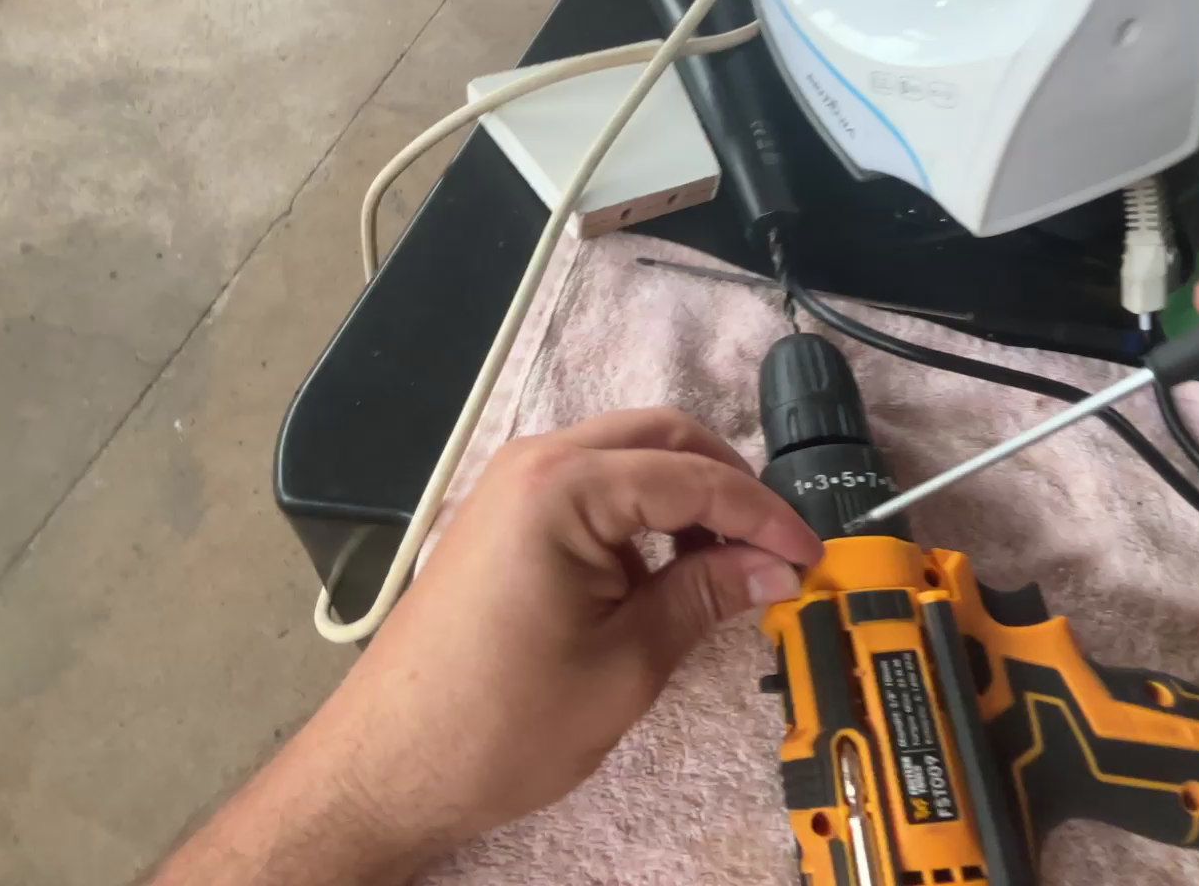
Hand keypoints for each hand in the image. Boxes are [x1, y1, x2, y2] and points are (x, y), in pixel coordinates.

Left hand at [145, 409, 823, 885]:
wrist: (388, 762)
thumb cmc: (503, 723)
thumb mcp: (625, 664)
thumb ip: (706, 595)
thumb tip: (778, 566)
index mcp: (563, 485)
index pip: (692, 476)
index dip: (762, 514)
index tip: (810, 553)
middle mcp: (537, 458)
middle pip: (662, 436)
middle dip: (727, 481)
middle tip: (770, 544)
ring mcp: (516, 478)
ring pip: (629, 451)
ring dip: (686, 490)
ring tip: (725, 557)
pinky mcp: (508, 506)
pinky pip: (595, 479)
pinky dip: (644, 506)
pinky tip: (665, 558)